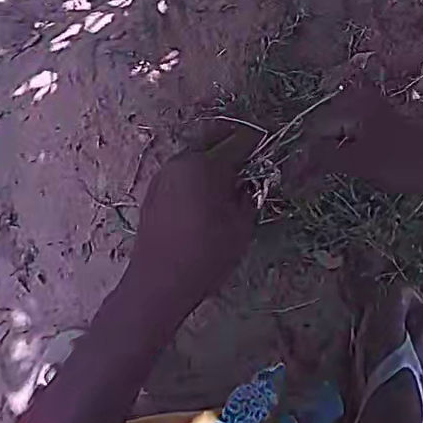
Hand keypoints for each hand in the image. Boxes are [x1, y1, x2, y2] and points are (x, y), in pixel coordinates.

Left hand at [122, 126, 257, 313]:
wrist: (158, 281)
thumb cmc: (205, 254)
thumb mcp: (240, 226)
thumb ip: (249, 196)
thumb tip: (250, 183)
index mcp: (205, 165)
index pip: (237, 142)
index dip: (256, 143)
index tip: (268, 148)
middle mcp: (181, 161)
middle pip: (211, 140)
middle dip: (232, 143)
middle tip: (250, 157)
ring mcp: (164, 174)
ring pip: (193, 154)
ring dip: (212, 158)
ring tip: (229, 177)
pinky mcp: (154, 189)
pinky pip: (181, 171)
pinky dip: (196, 172)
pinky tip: (206, 192)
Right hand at [293, 84, 422, 202]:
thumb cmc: (405, 163)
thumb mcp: (359, 162)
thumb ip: (325, 157)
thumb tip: (299, 156)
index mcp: (354, 104)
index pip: (315, 127)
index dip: (302, 154)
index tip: (293, 180)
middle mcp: (364, 102)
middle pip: (327, 128)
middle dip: (314, 154)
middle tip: (303, 182)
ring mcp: (378, 114)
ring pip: (342, 134)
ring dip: (330, 156)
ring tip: (321, 178)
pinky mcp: (390, 128)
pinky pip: (358, 138)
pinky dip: (347, 154)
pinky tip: (349, 169)